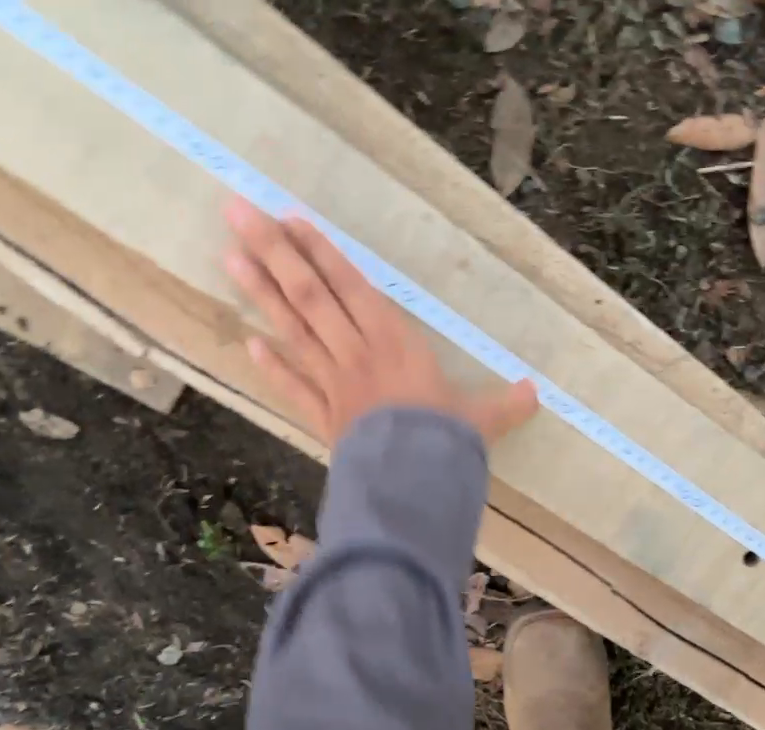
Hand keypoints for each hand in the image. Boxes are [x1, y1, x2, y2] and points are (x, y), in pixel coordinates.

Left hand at [222, 199, 538, 446]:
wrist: (412, 482)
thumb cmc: (446, 440)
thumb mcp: (484, 419)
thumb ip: (506, 404)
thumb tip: (535, 393)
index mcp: (395, 343)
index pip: (352, 287)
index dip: (322, 252)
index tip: (290, 218)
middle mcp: (357, 354)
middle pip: (310, 297)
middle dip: (275, 253)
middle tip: (237, 212)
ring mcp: (335, 384)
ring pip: (293, 331)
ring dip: (261, 294)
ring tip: (229, 257)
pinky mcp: (324, 418)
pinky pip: (294, 387)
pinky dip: (272, 367)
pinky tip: (250, 343)